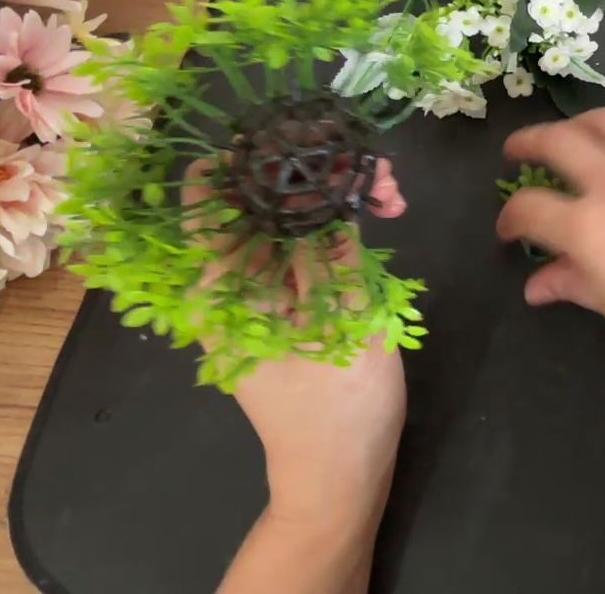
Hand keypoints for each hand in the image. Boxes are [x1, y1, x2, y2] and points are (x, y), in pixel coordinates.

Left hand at [184, 161, 406, 535]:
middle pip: (264, 198)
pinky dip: (344, 220)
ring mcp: (265, 284)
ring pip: (294, 213)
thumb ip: (331, 252)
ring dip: (341, 192)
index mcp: (223, 287)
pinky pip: (310, 239)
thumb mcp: (342, 322)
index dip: (250, 155)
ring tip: (394, 193)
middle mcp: (233, 278)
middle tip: (378, 169)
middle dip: (320, 171)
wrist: (343, 470)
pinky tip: (385, 211)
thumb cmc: (338, 407)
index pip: (211, 198)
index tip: (304, 134)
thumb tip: (325, 186)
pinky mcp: (293, 292)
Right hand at [496, 107, 604, 431]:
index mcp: (592, 229)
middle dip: (528, 144)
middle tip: (518, 154)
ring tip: (568, 137)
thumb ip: (575, 284)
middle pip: (558, 141)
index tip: (511, 229)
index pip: (530, 208)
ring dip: (577, 126)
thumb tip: (537, 283)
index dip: (511, 218)